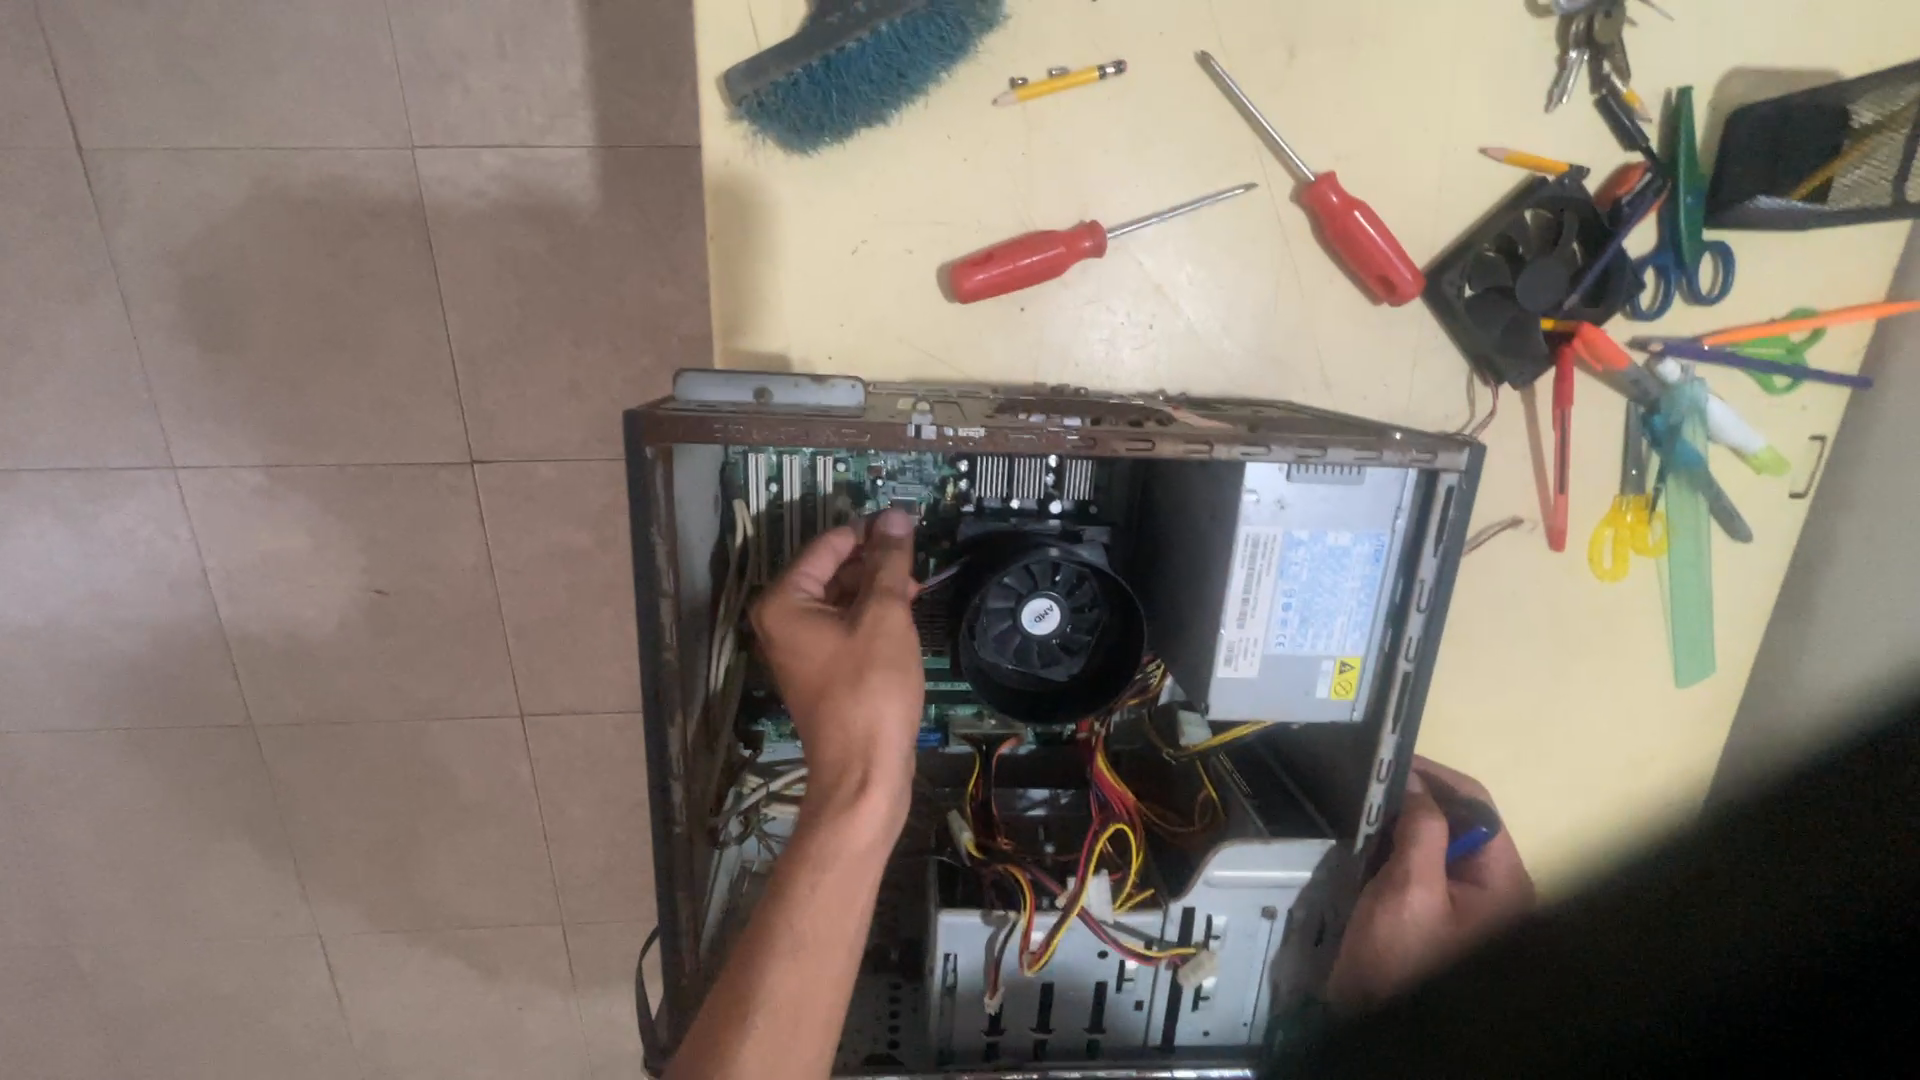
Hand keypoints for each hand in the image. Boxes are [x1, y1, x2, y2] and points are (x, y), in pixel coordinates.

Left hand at [749, 509, 925, 830]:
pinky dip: (872, 616)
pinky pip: (844, 625)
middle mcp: (781, 620)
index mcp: (784, 601)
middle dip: (875, 563)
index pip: (828, 544)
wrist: (864, 770)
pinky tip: (904, 615)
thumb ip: (889, 561)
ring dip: (878, 589)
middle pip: (832, 570)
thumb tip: (895, 516)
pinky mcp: (820, 669)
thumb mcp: (885, 615)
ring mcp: (798, 647)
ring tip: (917, 589)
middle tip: (916, 560)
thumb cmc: (871, 687)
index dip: (869, 531)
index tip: (908, 524)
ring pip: (841, 598)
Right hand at [1328, 756, 1535, 1010]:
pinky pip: (1421, 863)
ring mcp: (1467, 901)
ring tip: (1359, 810)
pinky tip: (1365, 843)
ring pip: (1436, 840)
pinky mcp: (1439, 911)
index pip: (1476, 806)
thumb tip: (1413, 779)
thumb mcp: (1409, 890)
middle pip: (1458, 821)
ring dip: (1399, 823)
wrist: (1378, 1020)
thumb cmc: (1402, 960)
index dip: (1434, 778)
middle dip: (1413, 800)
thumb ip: (1418, 829)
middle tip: (1365, 787)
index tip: (1386, 762)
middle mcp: (1493, 886)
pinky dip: (1394, 847)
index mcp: (1503, 881)